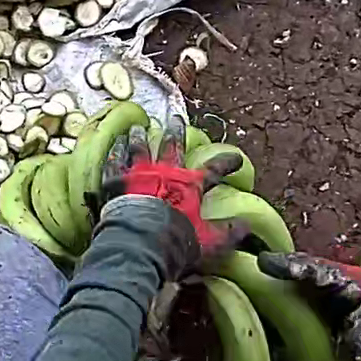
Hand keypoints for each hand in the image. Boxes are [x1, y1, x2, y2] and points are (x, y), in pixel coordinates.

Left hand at [92, 116, 246, 277]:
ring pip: (140, 147)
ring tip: (138, 127)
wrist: (139, 242)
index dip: (226, 162)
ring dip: (140, 136)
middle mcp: (164, 171)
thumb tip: (246, 227)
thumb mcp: (209, 242)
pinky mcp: (115, 179)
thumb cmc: (175, 241)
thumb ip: (228, 233)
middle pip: (172, 145)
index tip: (236, 159)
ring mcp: (138, 172)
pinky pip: (115, 160)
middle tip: (176, 118)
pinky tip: (115, 144)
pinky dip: (116, 151)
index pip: (214, 169)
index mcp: (188, 184)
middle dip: (176, 131)